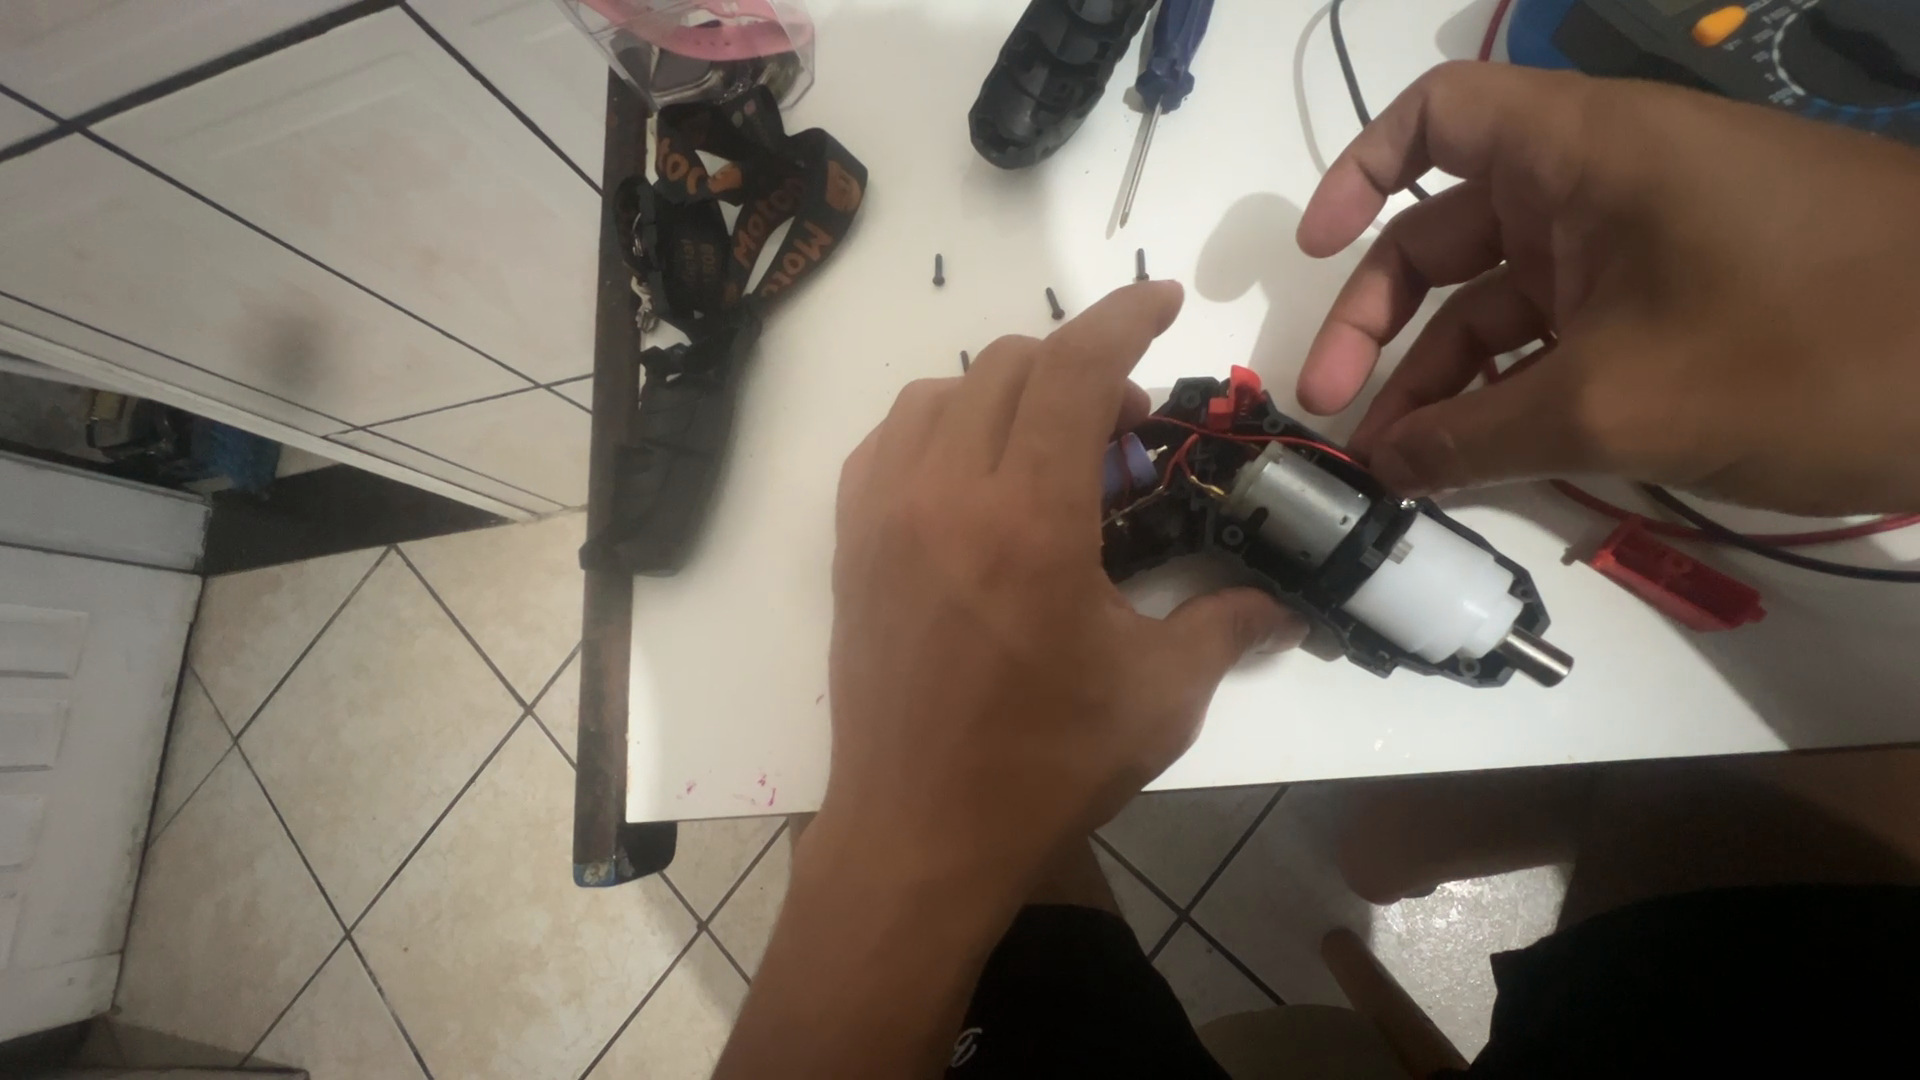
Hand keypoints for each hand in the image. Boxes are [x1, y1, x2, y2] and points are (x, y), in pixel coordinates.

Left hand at [823, 282, 1300, 893]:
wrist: (918, 830)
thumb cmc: (1043, 765)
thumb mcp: (1158, 694)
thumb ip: (1226, 627)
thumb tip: (1282, 608)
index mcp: (1027, 518)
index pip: (1072, 368)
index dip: (1123, 317)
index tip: (1163, 300)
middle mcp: (942, 493)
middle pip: (1008, 366)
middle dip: (1077, 368)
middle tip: (1121, 429)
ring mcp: (882, 514)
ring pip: (941, 393)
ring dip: (1004, 395)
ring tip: (1043, 451)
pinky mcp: (849, 543)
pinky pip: (889, 442)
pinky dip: (939, 430)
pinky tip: (971, 480)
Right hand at [1296, 62, 1919, 515]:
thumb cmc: (1826, 352)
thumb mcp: (1613, 407)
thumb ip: (1469, 440)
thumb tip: (1377, 471)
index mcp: (1586, 160)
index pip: (1440, 119)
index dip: (1358, 173)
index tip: (1314, 250)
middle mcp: (1592, 194)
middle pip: (1434, 240)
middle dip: (1369, 325)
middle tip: (1327, 406)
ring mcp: (1621, 259)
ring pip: (1480, 309)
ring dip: (1422, 383)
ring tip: (1385, 462)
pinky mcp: (1648, 317)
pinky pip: (1534, 349)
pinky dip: (1485, 401)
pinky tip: (1450, 462)